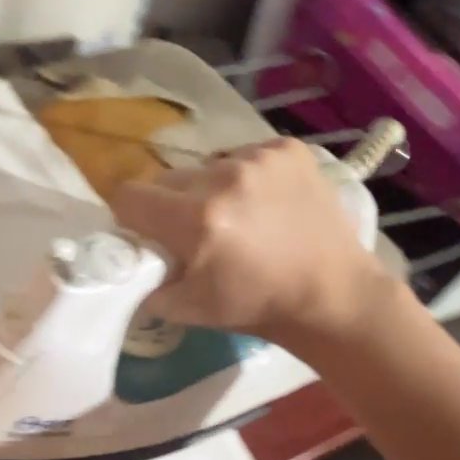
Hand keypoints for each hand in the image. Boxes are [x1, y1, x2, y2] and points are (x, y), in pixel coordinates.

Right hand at [109, 138, 403, 349]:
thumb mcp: (187, 309)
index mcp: (196, 219)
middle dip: (172, 206)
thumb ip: (146, 285)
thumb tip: (128, 266)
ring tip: (238, 219)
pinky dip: (246, 179)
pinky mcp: (287, 149)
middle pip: (167, 180)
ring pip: (207, 167)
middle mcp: (223, 178)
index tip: (147, 234)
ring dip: (210, 190)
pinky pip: (244, 156)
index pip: (129, 195)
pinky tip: (265, 205)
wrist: (332, 294)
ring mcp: (259, 158)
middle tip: (196, 233)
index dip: (131, 217)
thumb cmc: (256, 305)